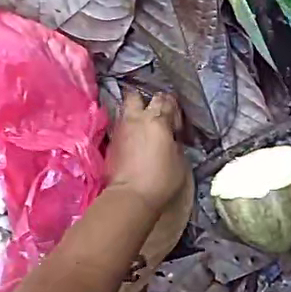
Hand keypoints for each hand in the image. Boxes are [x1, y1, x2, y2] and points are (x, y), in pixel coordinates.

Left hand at [104, 90, 186, 210]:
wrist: (130, 195)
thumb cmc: (161, 179)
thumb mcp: (180, 161)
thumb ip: (175, 142)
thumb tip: (171, 137)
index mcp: (157, 120)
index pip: (166, 100)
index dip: (172, 108)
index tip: (175, 123)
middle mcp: (136, 119)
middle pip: (136, 96)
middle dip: (144, 101)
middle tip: (153, 116)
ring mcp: (120, 129)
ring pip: (125, 110)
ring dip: (133, 115)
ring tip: (142, 128)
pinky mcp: (110, 142)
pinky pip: (120, 128)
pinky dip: (127, 130)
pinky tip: (133, 141)